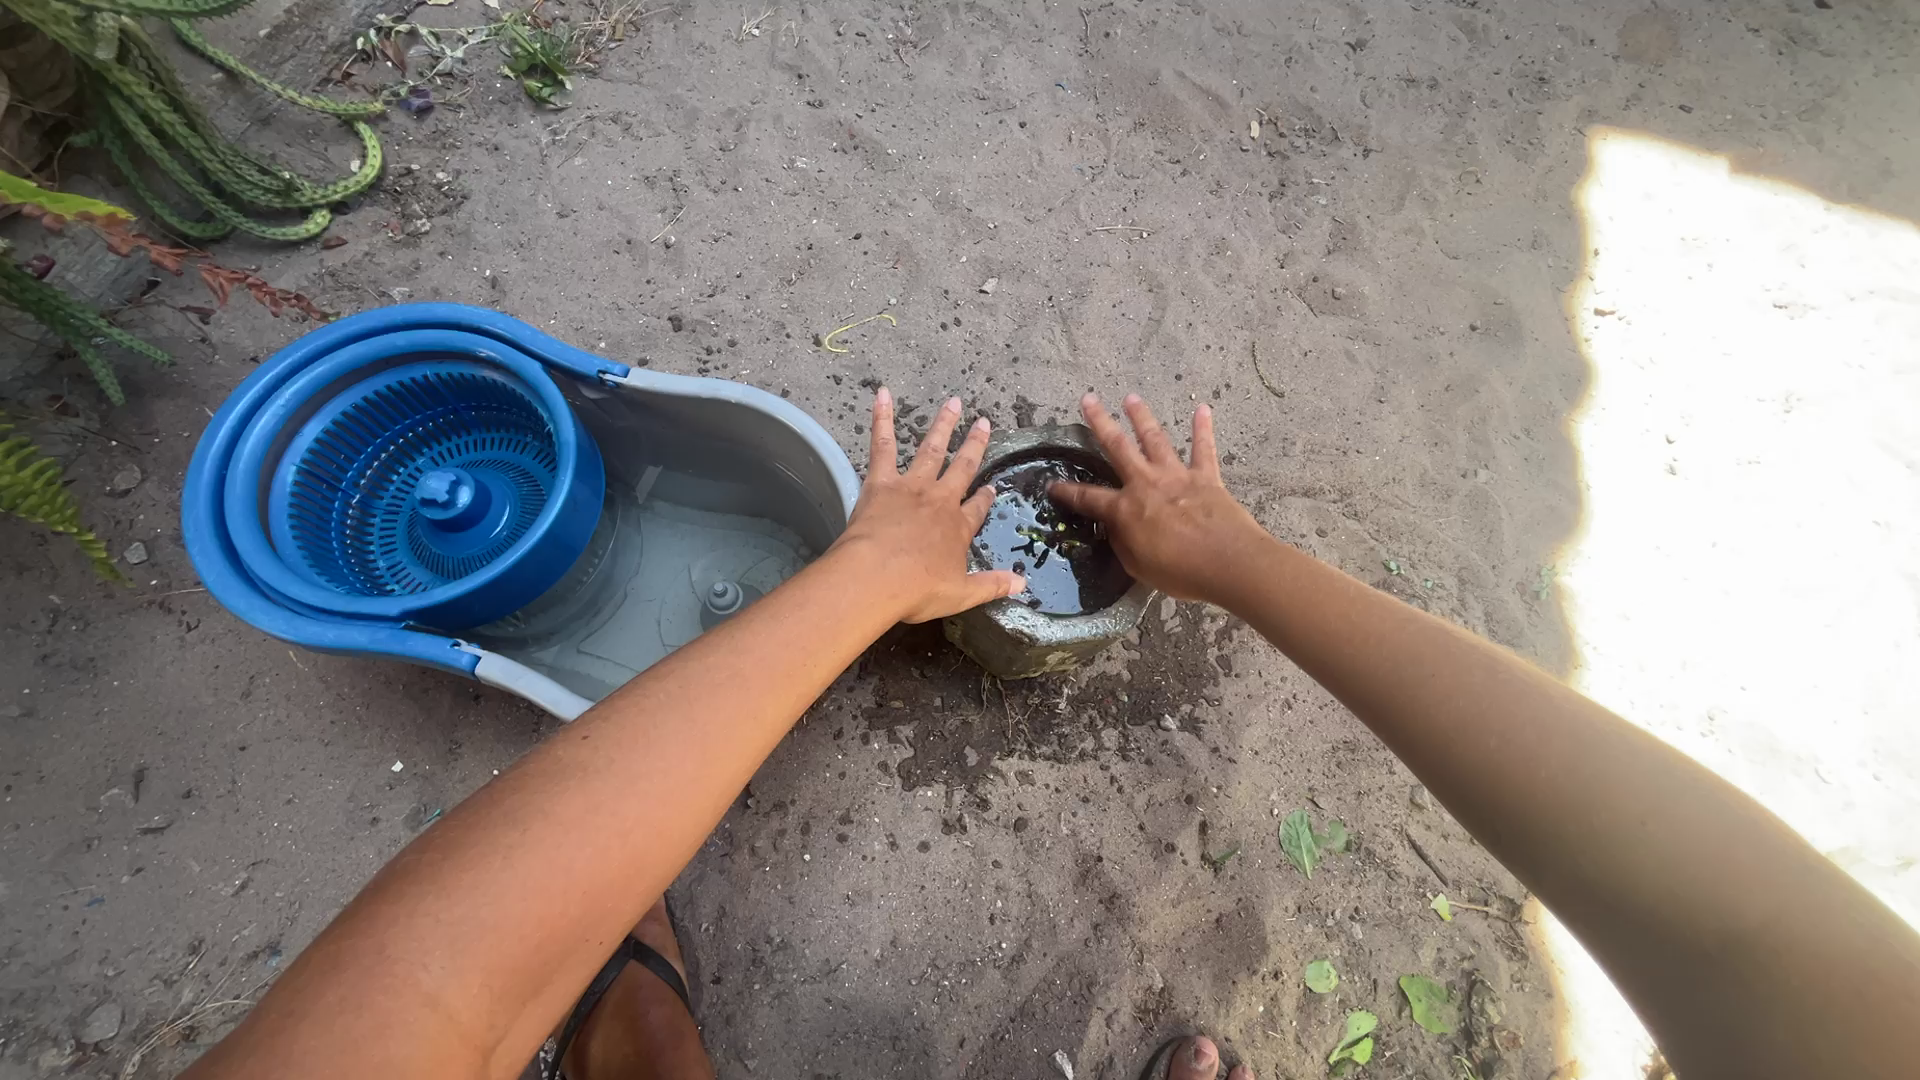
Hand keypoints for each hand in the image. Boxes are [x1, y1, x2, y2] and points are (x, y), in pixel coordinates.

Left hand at [831, 389, 1025, 623]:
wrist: (877, 576)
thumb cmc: (917, 589)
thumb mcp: (961, 594)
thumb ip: (991, 586)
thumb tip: (1022, 585)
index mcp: (959, 527)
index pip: (978, 508)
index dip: (986, 498)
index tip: (991, 487)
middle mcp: (940, 499)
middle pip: (963, 468)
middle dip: (975, 445)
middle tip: (984, 422)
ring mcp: (912, 486)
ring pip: (932, 449)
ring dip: (943, 425)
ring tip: (953, 403)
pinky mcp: (882, 481)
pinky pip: (882, 444)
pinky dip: (881, 418)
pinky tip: (882, 394)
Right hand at [1050, 393, 1269, 604]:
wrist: (1227, 563)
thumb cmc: (1179, 572)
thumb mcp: (1137, 566)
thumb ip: (1123, 543)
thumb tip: (1115, 528)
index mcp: (1124, 509)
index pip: (1087, 499)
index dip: (1067, 492)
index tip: (1052, 484)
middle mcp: (1146, 484)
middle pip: (1117, 447)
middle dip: (1100, 422)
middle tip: (1088, 400)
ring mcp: (1176, 477)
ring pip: (1154, 439)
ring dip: (1141, 417)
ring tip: (1131, 397)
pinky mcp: (1206, 477)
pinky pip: (1204, 448)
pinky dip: (1204, 428)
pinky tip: (1203, 409)